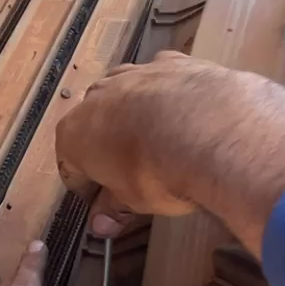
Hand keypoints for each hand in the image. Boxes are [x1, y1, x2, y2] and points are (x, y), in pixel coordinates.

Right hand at [54, 51, 284, 252]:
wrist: (215, 127)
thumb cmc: (159, 170)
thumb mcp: (134, 199)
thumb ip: (115, 206)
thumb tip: (100, 224)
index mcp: (80, 125)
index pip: (69, 151)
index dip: (80, 178)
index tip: (94, 198)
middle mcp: (106, 90)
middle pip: (97, 114)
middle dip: (108, 140)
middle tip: (127, 170)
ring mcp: (146, 71)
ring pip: (133, 91)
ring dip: (141, 114)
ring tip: (163, 143)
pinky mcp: (185, 61)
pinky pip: (171, 80)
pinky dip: (176, 99)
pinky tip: (198, 121)